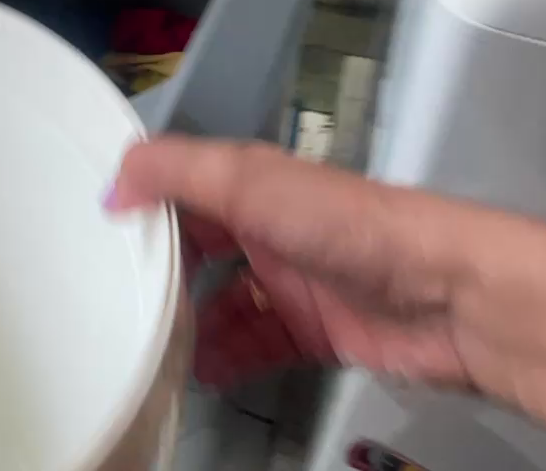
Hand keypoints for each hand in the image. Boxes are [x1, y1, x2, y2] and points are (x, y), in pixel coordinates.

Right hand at [108, 137, 502, 390]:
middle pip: (194, 245)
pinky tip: (203, 374)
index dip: (137, 201)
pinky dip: (229, 357)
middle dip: (159, 269)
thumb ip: (171, 172)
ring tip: (153, 345)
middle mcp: (260, 225)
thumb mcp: (244, 181)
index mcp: (243, 181)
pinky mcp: (312, 329)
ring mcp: (287, 279)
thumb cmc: (337, 226)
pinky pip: (256, 343)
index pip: (174, 184)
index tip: (94, 232)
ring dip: (190, 322)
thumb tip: (110, 189)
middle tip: (119, 297)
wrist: (451, 297)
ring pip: (221, 299)